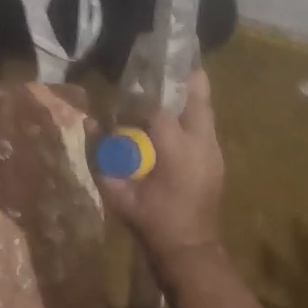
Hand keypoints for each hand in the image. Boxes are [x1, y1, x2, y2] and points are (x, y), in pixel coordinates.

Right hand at [94, 67, 225, 273]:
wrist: (190, 250)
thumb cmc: (151, 221)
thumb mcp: (118, 193)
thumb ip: (102, 157)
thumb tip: (89, 123)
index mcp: (175, 151)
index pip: (159, 109)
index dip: (143, 98)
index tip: (129, 91)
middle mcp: (200, 145)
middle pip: (197, 98)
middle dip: (185, 76)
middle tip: (171, 57)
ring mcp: (214, 151)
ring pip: (206, 110)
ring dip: (191, 92)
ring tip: (175, 75)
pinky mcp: (218, 159)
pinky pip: (207, 126)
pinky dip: (194, 113)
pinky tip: (179, 112)